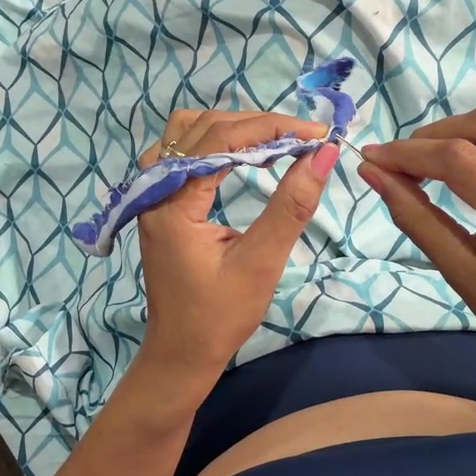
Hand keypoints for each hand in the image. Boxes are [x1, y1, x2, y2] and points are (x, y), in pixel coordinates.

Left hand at [135, 110, 336, 376]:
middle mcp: (153, 189)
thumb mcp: (261, 263)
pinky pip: (182, 152)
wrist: (180, 350)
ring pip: (187, 132)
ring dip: (232, 129)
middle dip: (256, 125)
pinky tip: (243, 155)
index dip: (271, 127)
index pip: (220, 139)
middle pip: (203, 127)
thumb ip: (291, 206)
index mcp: (172, 204)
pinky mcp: (157, 200)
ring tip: (276, 142)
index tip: (317, 133)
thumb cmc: (220, 315)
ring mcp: (150, 193)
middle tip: (304, 139)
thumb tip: (324, 155)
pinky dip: (215, 144)